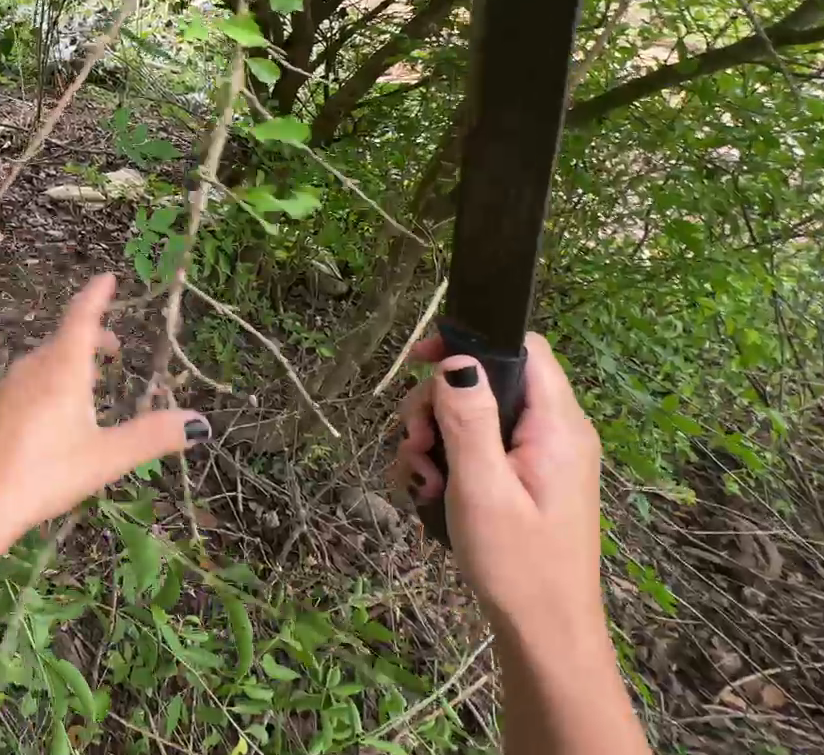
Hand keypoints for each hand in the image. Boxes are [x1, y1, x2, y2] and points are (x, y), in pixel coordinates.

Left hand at [0, 274, 213, 551]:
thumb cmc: (47, 473)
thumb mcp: (106, 457)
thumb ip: (152, 437)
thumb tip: (199, 422)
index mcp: (61, 370)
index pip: (80, 319)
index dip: (95, 296)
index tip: (107, 278)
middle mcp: (31, 368)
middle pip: (63, 339)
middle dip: (90, 336)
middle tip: (115, 348)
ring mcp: (7, 386)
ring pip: (43, 359)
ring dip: (69, 359)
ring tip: (89, 380)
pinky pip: (27, 379)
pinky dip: (48, 378)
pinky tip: (54, 410)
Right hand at [394, 333, 605, 641]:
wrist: (540, 629)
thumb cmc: (515, 559)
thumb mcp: (482, 486)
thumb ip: (469, 420)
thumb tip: (455, 361)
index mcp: (556, 428)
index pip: (522, 351)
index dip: (469, 344)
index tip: (418, 361)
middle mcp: (551, 433)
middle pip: (481, 382)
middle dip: (434, 404)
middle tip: (417, 442)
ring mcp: (533, 456)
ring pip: (465, 414)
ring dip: (429, 437)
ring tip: (423, 476)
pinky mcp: (516, 476)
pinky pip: (468, 445)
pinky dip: (439, 460)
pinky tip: (429, 489)